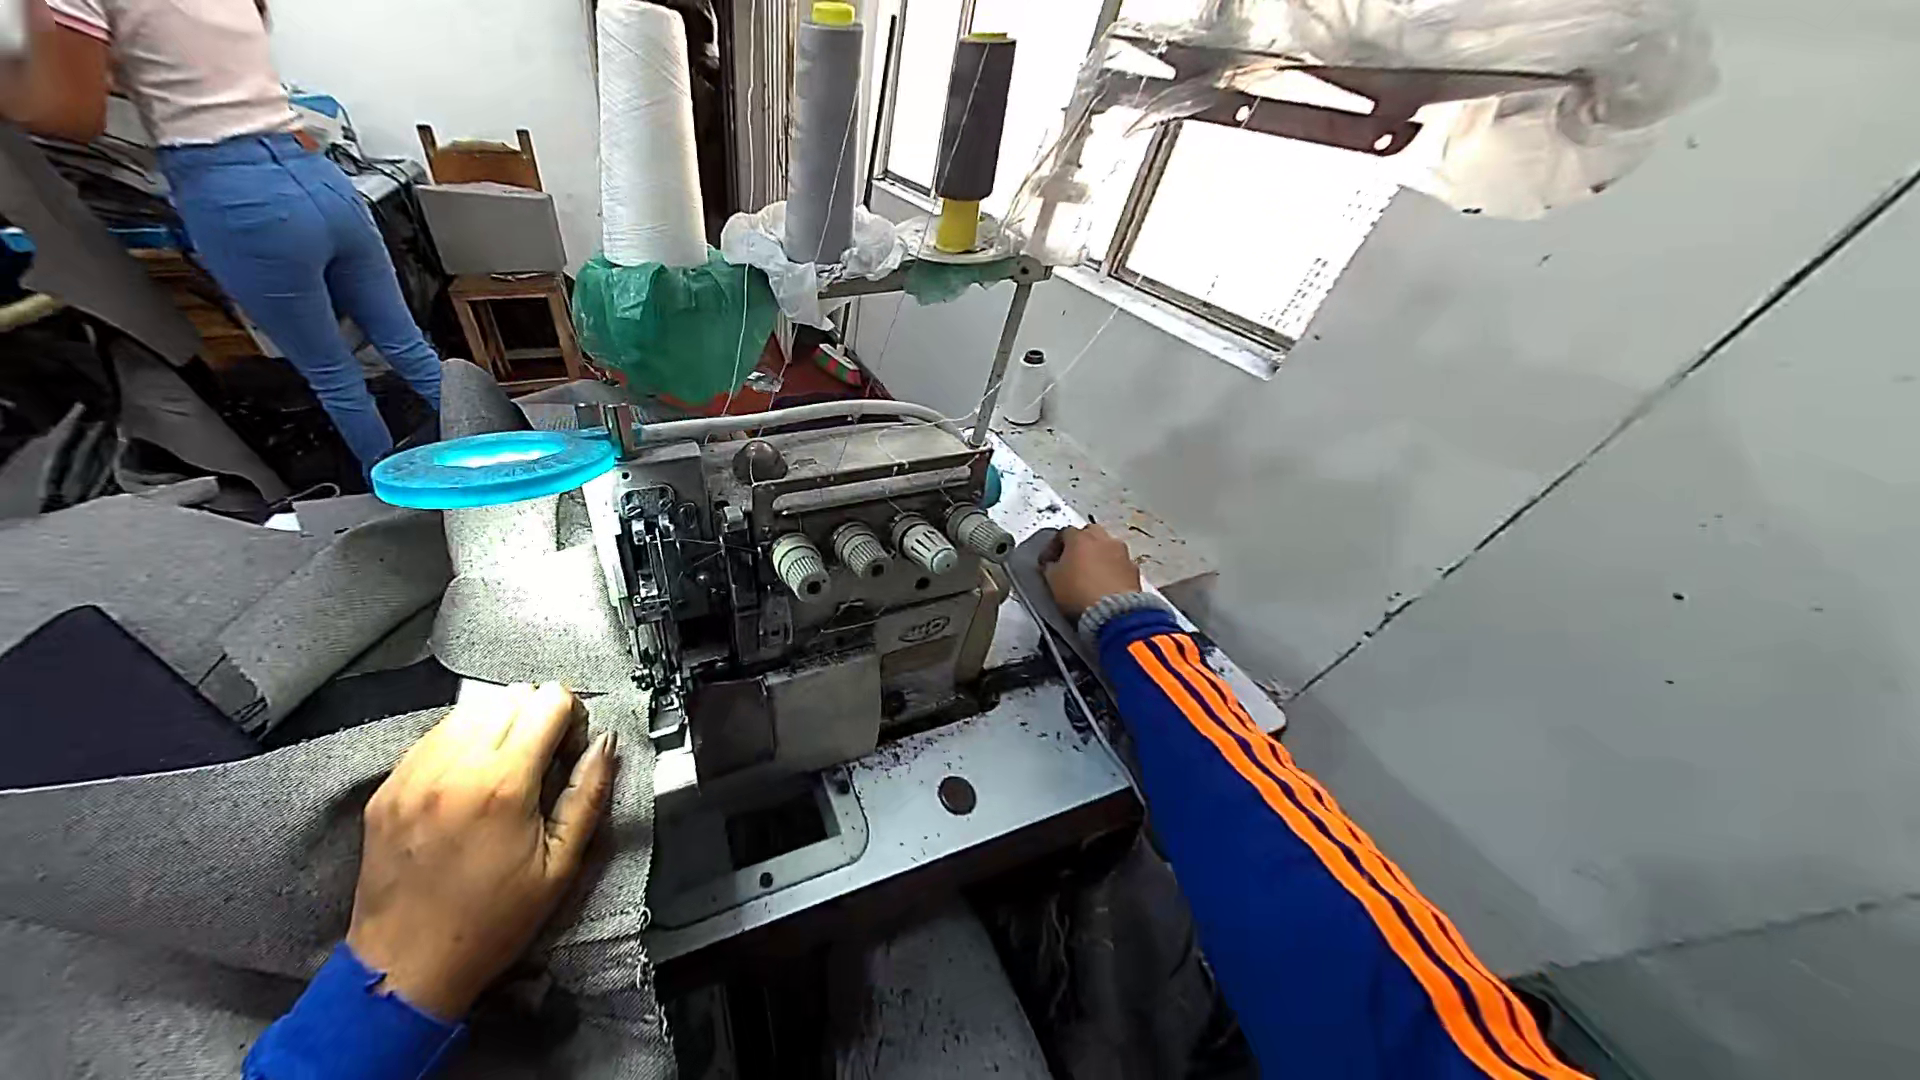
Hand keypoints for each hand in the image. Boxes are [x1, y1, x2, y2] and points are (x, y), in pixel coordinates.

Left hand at [346, 683, 617, 1019]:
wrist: (402, 970)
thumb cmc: (493, 919)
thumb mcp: (563, 861)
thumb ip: (590, 792)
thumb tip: (605, 742)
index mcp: (502, 785)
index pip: (549, 702)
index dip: (573, 719)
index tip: (572, 753)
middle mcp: (453, 769)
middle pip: (513, 695)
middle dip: (541, 715)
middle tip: (545, 758)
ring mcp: (412, 776)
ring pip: (474, 706)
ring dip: (503, 723)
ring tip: (510, 765)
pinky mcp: (388, 788)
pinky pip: (437, 732)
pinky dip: (466, 738)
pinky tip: (474, 775)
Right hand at [1044, 523, 1141, 618]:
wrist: (1114, 612)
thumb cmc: (1078, 592)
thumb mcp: (1053, 581)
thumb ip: (1050, 567)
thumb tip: (1052, 564)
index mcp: (1079, 538)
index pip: (1063, 533)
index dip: (1054, 546)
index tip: (1048, 561)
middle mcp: (1103, 539)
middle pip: (1090, 533)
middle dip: (1081, 543)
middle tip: (1073, 560)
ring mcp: (1121, 552)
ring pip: (1108, 546)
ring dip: (1099, 554)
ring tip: (1092, 572)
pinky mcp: (1134, 569)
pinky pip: (1120, 563)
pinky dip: (1113, 568)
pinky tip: (1107, 583)